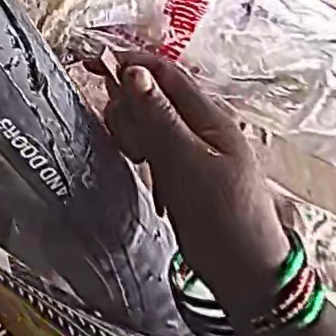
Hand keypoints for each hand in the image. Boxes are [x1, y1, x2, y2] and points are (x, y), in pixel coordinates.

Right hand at [91, 51, 289, 317]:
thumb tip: (132, 70)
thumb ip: (158, 113)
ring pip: (141, 115)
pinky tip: (138, 162)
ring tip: (137, 154)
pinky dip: (134, 143)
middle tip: (127, 133)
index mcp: (208, 117)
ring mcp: (185, 145)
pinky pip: (144, 139)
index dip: (128, 62)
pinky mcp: (174, 164)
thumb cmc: (223, 212)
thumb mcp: (187, 159)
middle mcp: (195, 125)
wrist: (245, 273)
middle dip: (127, 103)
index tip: (91, 63)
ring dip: (129, 127)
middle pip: (147, 92)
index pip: (163, 71)